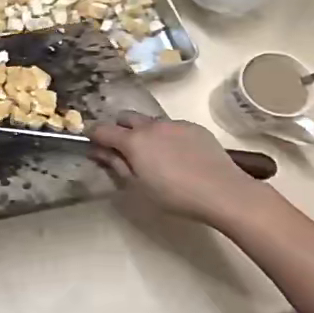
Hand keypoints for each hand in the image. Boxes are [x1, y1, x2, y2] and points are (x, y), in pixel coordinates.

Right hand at [88, 113, 265, 226]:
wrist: (222, 191)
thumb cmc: (174, 195)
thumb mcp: (139, 187)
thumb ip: (116, 165)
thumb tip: (98, 152)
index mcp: (133, 141)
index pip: (103, 130)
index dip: (93, 135)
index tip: (91, 142)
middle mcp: (151, 125)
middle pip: (126, 117)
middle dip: (119, 128)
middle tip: (124, 149)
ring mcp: (174, 123)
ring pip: (150, 121)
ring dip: (144, 132)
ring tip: (155, 155)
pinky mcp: (194, 127)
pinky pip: (172, 126)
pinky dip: (167, 136)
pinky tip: (179, 156)